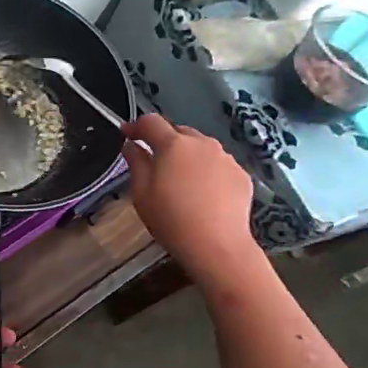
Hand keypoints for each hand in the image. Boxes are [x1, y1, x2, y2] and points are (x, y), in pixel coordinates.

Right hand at [122, 114, 262, 288]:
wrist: (217, 245)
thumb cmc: (171, 220)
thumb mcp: (142, 194)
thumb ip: (136, 164)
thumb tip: (131, 145)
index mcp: (173, 145)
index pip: (151, 122)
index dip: (136, 126)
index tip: (126, 133)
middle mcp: (202, 143)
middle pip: (178, 133)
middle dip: (164, 142)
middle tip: (155, 164)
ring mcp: (226, 158)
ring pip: (201, 148)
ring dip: (188, 157)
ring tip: (181, 182)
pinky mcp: (241, 175)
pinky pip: (219, 166)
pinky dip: (208, 173)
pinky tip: (204, 195)